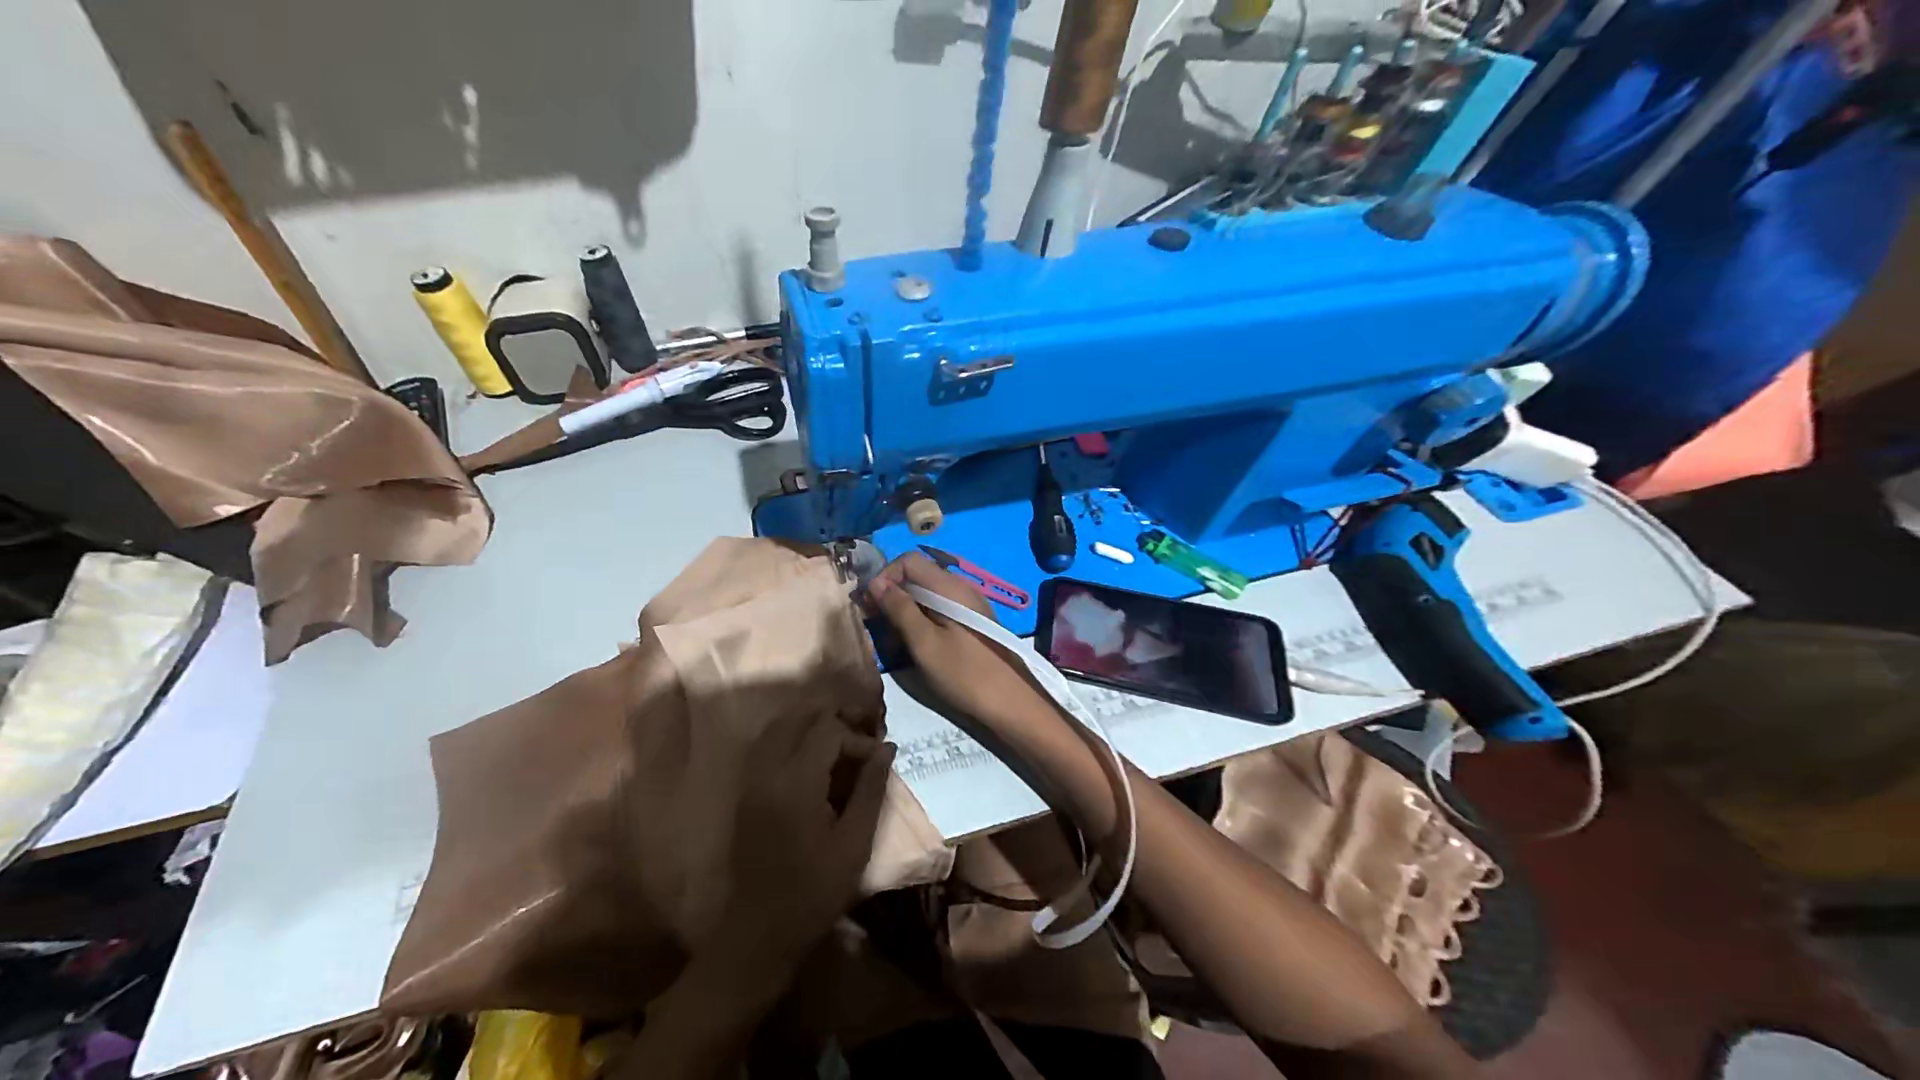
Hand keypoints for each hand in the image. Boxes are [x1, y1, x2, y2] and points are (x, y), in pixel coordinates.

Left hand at [719, 712, 894, 972]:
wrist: (758, 932)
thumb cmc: (814, 892)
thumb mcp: (855, 842)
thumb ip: (871, 788)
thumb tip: (886, 747)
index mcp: (795, 782)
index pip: (829, 729)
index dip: (858, 738)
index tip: (876, 761)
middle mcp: (767, 770)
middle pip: (800, 715)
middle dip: (835, 717)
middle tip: (862, 734)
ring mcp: (751, 778)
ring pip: (780, 724)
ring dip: (812, 722)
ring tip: (842, 738)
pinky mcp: (745, 789)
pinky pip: (767, 742)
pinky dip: (792, 735)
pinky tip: (813, 753)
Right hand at [863, 553, 1061, 741]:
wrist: (1013, 703)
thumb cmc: (965, 674)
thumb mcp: (925, 643)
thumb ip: (900, 609)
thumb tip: (876, 583)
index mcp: (950, 586)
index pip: (908, 560)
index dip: (885, 577)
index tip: (871, 606)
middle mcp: (961, 588)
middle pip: (918, 575)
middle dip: (892, 594)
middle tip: (877, 623)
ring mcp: (969, 605)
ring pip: (927, 594)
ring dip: (905, 610)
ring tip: (894, 639)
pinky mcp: (972, 623)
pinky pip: (940, 609)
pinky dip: (922, 620)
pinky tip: (916, 645)